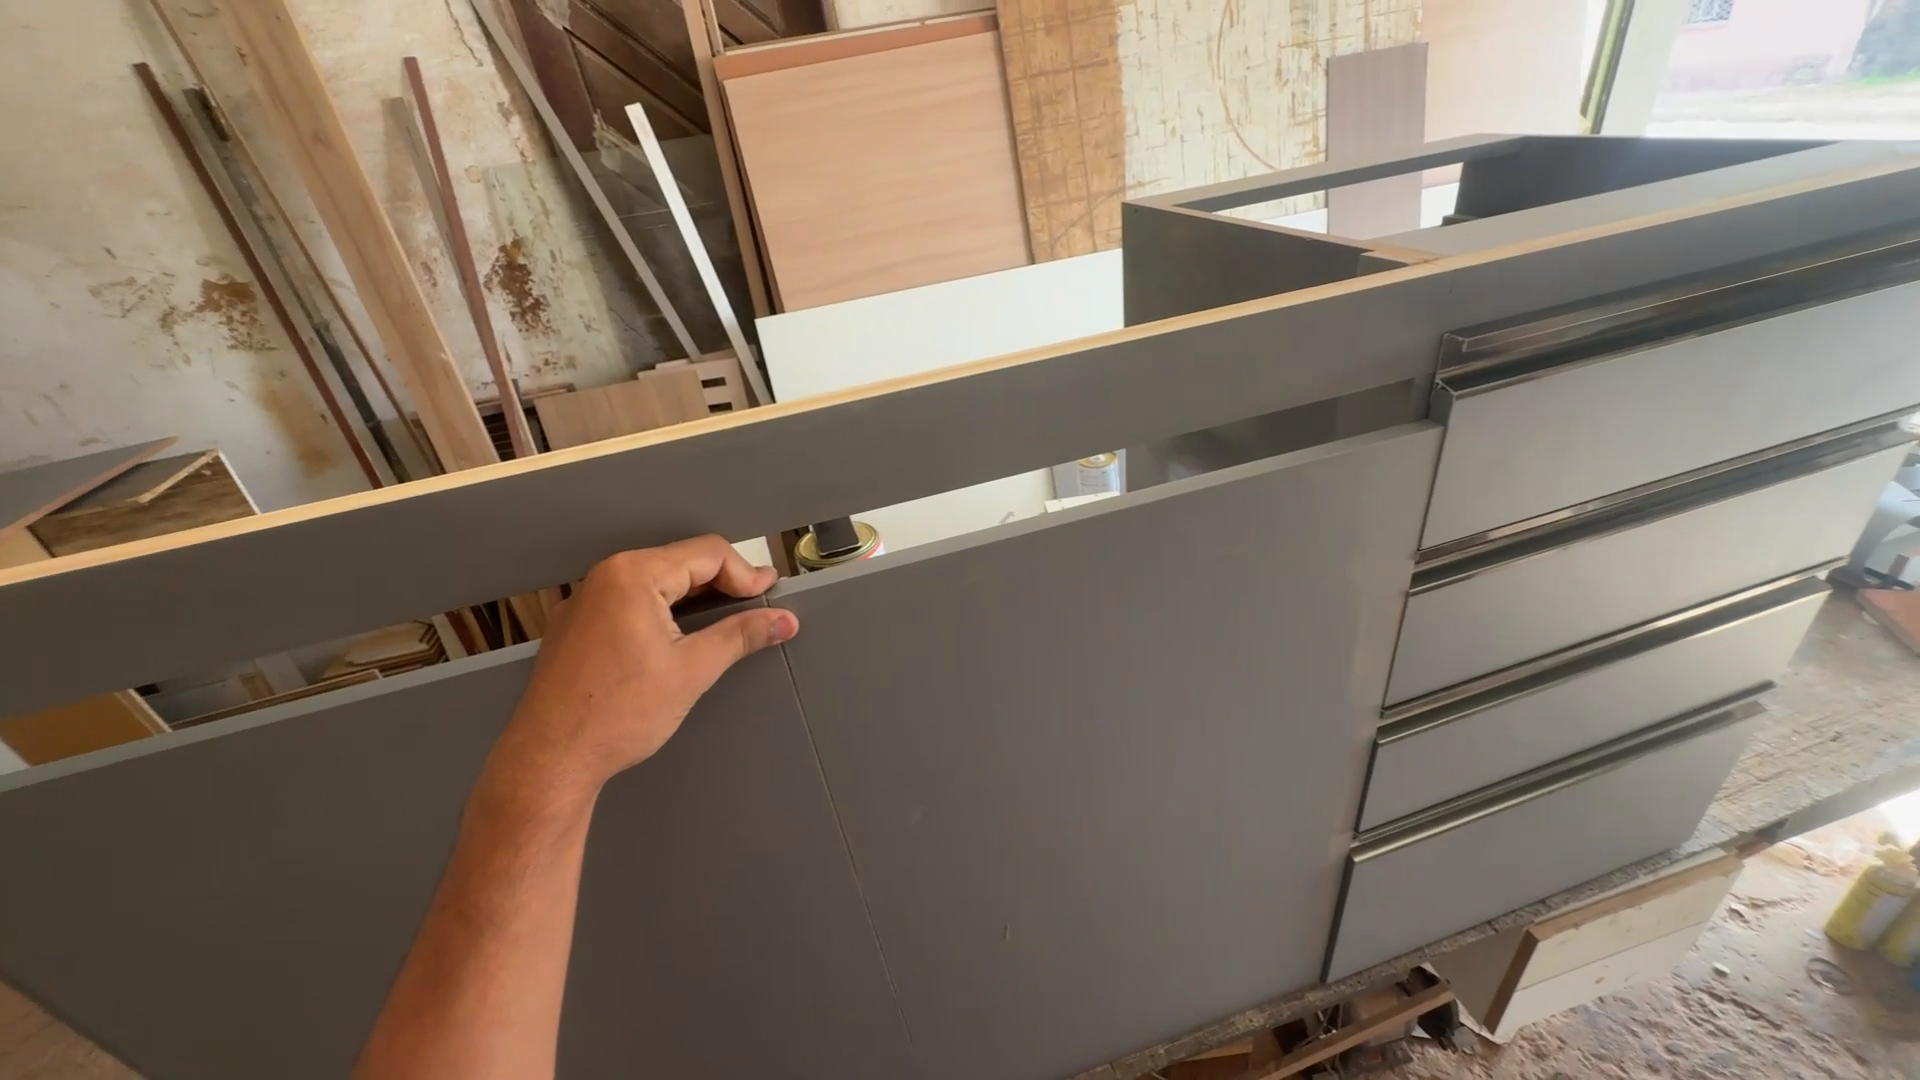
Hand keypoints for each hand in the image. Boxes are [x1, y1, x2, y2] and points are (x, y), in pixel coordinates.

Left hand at [485, 536, 798, 801]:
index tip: (769, 594)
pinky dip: (662, 612)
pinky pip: (630, 602)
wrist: (550, 760)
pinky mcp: (578, 628)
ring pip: (656, 583)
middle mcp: (603, 579)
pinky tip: (678, 640)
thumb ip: (741, 636)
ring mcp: (585, 603)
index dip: (746, 573)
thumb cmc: (611, 716)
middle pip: (681, 563)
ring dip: (693, 599)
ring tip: (723, 623)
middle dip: (723, 584)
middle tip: (755, 607)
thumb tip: (780, 620)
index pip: (707, 553)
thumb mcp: (693, 670)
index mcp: (631, 576)